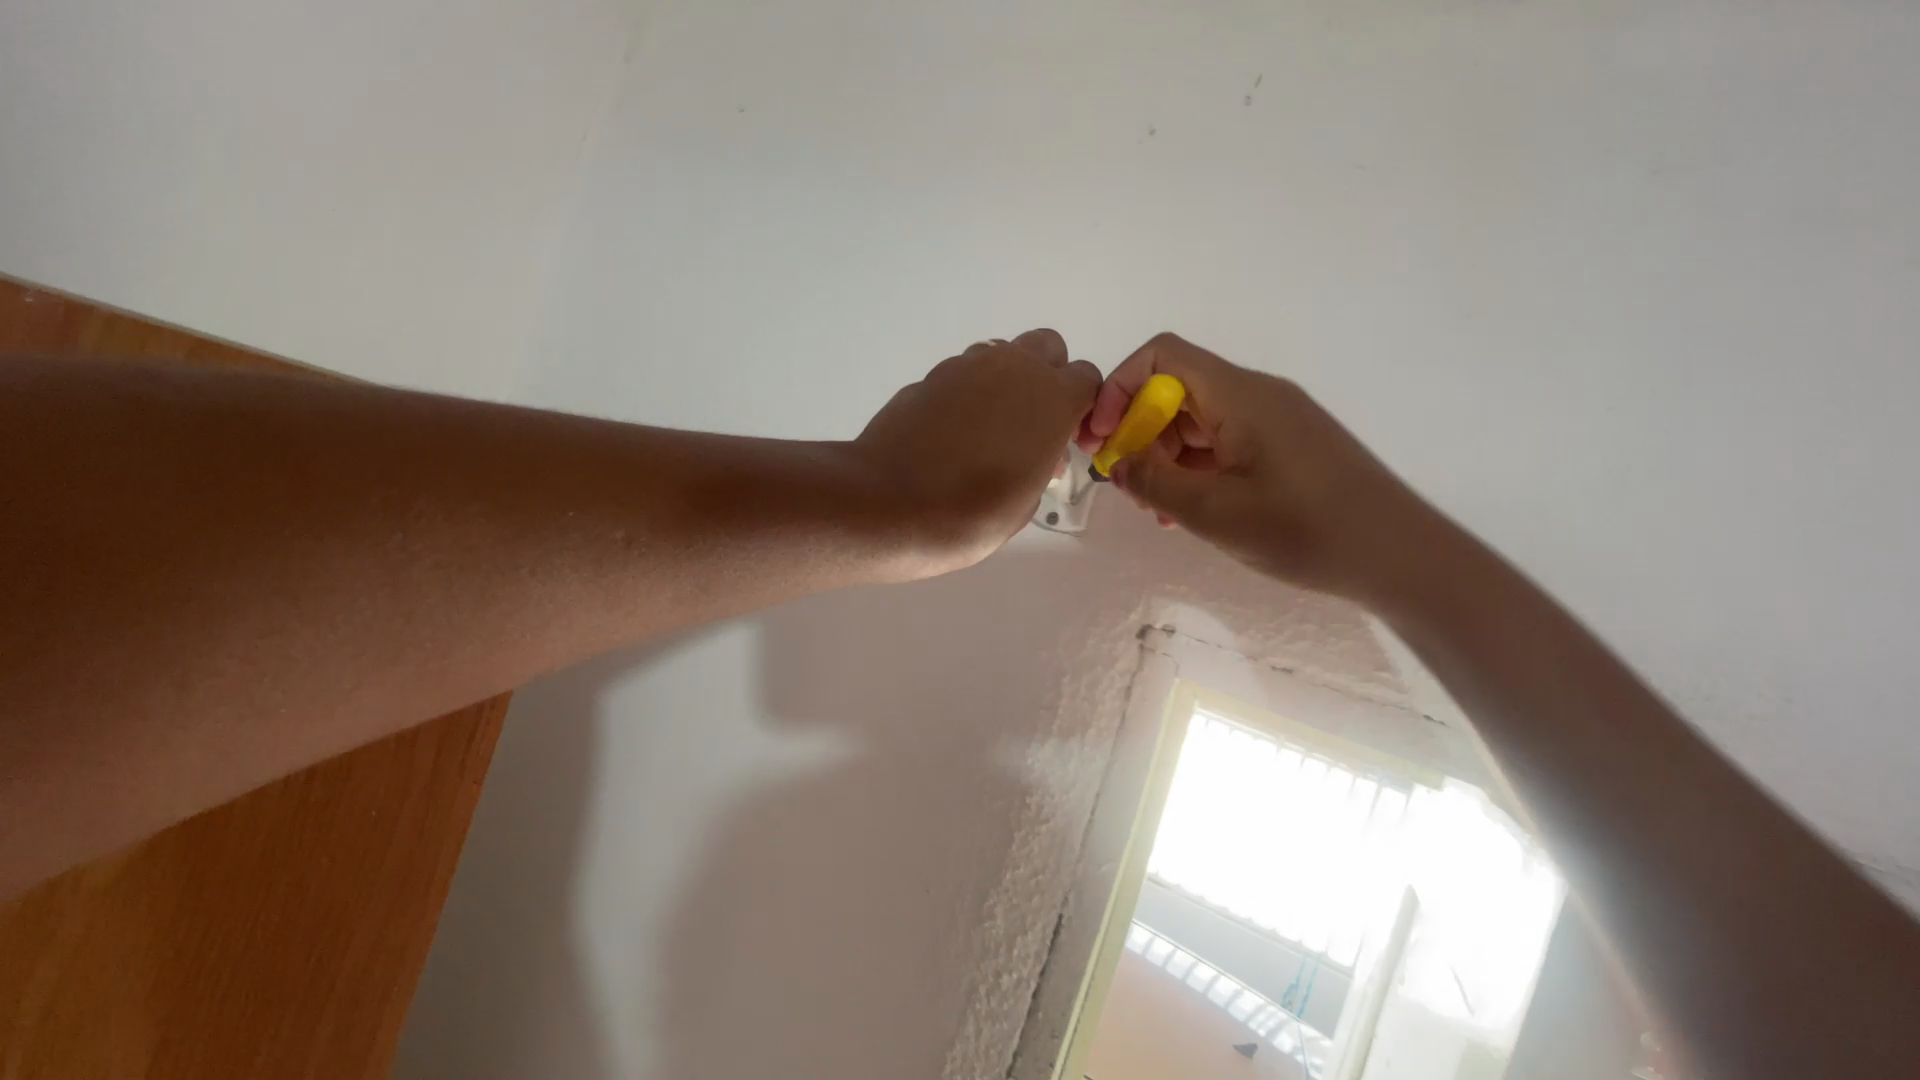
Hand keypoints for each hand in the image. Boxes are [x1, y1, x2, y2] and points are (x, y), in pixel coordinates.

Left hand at [854, 328, 1100, 576]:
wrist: (889, 506)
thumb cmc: (972, 514)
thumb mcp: (1027, 501)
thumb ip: (1042, 462)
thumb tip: (1035, 452)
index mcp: (1051, 397)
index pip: (1086, 378)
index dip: (1081, 407)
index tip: (1067, 439)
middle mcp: (1011, 369)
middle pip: (1046, 347)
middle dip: (1046, 377)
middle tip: (1031, 424)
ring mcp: (963, 367)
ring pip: (999, 357)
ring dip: (1003, 383)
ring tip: (986, 435)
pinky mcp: (926, 379)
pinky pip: (960, 378)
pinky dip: (964, 398)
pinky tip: (947, 440)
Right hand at [1082, 332, 1440, 603]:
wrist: (1399, 555)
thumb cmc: (1305, 531)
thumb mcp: (1215, 513)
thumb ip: (1155, 484)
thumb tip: (1118, 464)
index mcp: (1240, 395)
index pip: (1162, 357)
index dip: (1119, 388)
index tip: (1101, 438)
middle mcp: (1257, 395)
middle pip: (1177, 390)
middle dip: (1137, 430)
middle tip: (1121, 482)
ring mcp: (1275, 420)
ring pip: (1199, 420)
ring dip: (1165, 456)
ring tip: (1154, 508)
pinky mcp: (1287, 446)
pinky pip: (1225, 442)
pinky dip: (1196, 468)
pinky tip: (1188, 512)